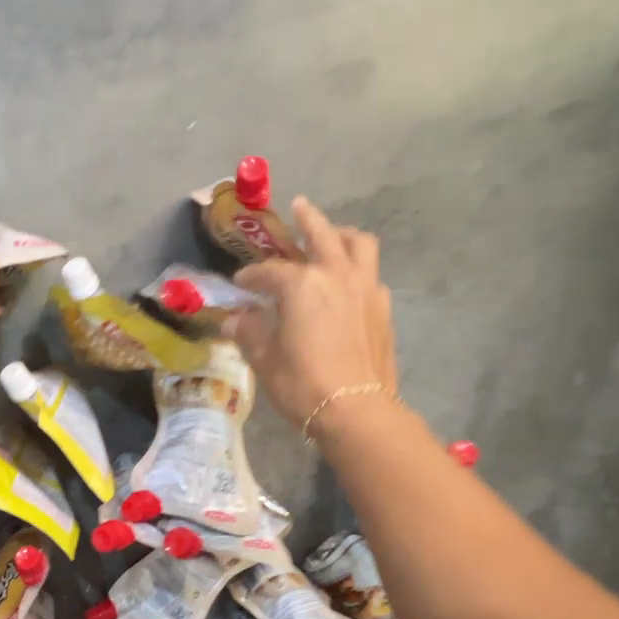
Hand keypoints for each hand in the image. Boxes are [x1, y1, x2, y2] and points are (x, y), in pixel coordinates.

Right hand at [225, 196, 397, 428]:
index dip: (251, 276)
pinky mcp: (382, 307)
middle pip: (321, 234)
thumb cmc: (303, 385)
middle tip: (298, 209)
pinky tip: (348, 284)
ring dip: (342, 234)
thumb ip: (250, 332)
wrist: (356, 410)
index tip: (239, 284)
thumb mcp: (266, 360)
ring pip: (358, 243)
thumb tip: (235, 319)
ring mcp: (365, 287)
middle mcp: (336, 274)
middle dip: (306, 220)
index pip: (269, 272)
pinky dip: (357, 268)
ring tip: (333, 237)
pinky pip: (371, 273)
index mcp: (301, 285)